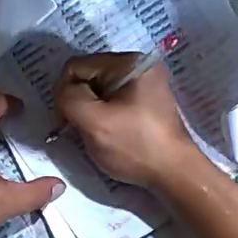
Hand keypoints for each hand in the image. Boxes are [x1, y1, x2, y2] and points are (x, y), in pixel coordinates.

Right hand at [54, 53, 206, 190]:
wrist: (174, 175)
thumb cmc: (134, 146)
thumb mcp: (93, 121)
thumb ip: (69, 98)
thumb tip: (65, 94)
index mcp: (130, 62)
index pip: (77, 66)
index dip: (63, 92)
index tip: (64, 123)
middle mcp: (140, 66)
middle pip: (89, 77)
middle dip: (78, 102)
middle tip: (77, 130)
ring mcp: (145, 85)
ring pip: (99, 92)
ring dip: (89, 112)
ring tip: (94, 135)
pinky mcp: (147, 104)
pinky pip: (114, 102)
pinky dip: (103, 117)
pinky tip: (107, 135)